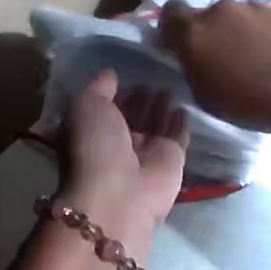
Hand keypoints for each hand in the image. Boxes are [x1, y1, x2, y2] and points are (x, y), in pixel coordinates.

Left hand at [57, 71, 188, 250]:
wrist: (119, 195)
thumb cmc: (94, 147)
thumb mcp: (86, 106)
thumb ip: (99, 87)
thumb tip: (110, 74)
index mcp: (92, 132)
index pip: (106, 109)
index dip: (115, 93)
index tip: (127, 75)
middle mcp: (118, 144)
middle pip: (132, 116)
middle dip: (140, 99)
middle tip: (154, 78)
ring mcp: (146, 154)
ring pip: (155, 125)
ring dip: (160, 108)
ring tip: (170, 87)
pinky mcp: (172, 161)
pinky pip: (178, 137)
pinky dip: (181, 123)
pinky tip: (185, 108)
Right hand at [160, 0, 270, 135]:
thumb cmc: (252, 102)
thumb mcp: (205, 96)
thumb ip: (191, 68)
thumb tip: (190, 57)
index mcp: (194, 31)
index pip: (169, 13)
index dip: (170, 30)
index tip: (176, 49)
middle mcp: (221, 11)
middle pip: (204, 16)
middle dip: (206, 34)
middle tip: (217, 62)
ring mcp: (255, 7)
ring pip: (234, 18)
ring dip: (235, 34)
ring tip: (252, 63)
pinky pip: (260, 22)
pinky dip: (261, 36)